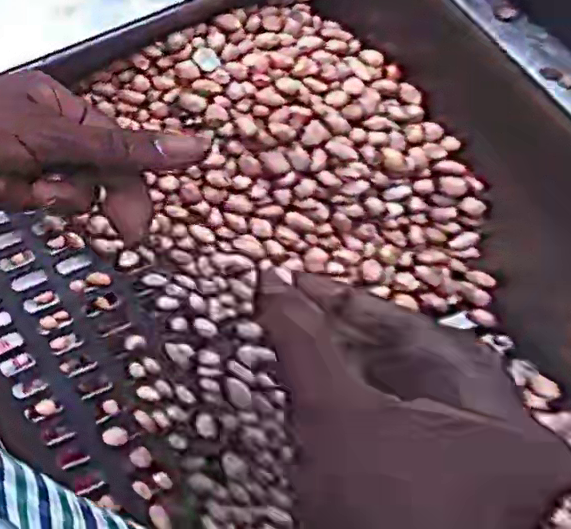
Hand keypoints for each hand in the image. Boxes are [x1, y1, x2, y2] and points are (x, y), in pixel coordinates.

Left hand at [0, 71, 207, 241]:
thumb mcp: (49, 136)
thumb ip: (119, 149)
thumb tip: (201, 147)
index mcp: (56, 101)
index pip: (114, 147)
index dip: (127, 187)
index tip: (132, 230)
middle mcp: (40, 122)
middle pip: (85, 172)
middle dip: (66, 190)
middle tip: (49, 199)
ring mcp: (15, 148)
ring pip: (53, 188)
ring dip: (30, 191)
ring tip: (1, 177)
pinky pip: (20, 193)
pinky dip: (4, 192)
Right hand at [259, 268, 570, 528]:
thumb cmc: (377, 499)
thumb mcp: (330, 408)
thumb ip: (300, 338)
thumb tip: (269, 281)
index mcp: (512, 430)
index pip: (431, 337)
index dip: (358, 302)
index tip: (294, 281)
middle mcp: (507, 446)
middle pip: (421, 362)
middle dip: (348, 328)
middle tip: (287, 303)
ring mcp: (474, 468)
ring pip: (404, 387)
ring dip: (343, 356)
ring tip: (289, 333)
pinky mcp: (436, 479)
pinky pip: (393, 414)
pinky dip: (349, 387)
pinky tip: (309, 376)